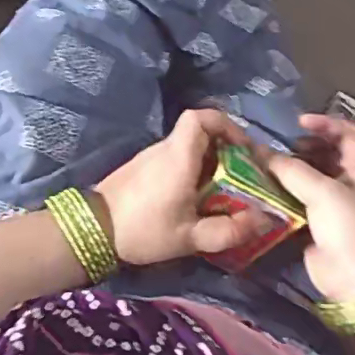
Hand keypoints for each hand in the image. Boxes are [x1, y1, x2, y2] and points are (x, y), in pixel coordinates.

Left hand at [93, 109, 271, 265]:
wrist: (91, 231)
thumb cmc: (143, 230)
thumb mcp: (191, 238)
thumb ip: (229, 230)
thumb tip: (263, 221)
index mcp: (178, 157)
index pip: (201, 117)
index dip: (226, 125)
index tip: (243, 148)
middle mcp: (163, 150)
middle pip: (199, 134)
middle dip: (225, 150)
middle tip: (241, 177)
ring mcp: (148, 158)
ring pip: (186, 149)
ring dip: (208, 164)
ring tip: (223, 193)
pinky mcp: (139, 170)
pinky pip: (173, 161)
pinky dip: (190, 172)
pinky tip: (195, 200)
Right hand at [256, 114, 354, 301]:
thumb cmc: (351, 232)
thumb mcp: (324, 193)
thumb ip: (293, 171)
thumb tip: (261, 154)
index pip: (350, 136)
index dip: (328, 123)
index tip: (299, 123)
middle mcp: (348, 186)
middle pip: (327, 157)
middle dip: (303, 148)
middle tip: (277, 148)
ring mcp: (332, 209)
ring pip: (309, 181)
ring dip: (288, 172)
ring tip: (265, 168)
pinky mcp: (315, 228)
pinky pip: (296, 204)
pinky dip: (280, 196)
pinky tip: (262, 193)